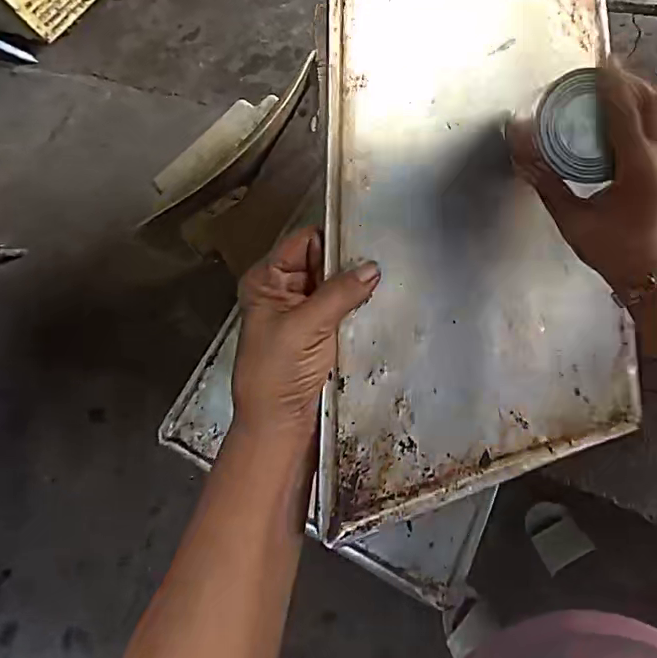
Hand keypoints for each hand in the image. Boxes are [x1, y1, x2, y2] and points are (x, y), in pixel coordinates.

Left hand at [232, 226, 379, 437]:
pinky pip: (347, 301)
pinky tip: (381, 296)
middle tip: (385, 253)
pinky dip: (361, 299)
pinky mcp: (324, 326)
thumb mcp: (305, 327)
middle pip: (324, 257)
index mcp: (267, 280)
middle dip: (350, 258)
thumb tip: (373, 266)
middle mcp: (286, 288)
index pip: (305, 240)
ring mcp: (306, 308)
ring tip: (389, 272)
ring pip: (339, 280)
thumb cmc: (277, 374)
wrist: (279, 424)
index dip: (334, 235)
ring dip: (359, 280)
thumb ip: (339, 293)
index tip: (367, 233)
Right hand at [511, 59, 656, 293]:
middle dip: (628, 79)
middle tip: (603, 68)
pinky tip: (616, 110)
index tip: (599, 61)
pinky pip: (654, 124)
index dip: (612, 83)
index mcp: (637, 167)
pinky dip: (638, 107)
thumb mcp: (573, 219)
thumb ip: (547, 184)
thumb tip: (521, 154)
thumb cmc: (611, 249)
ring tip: (609, 82)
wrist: (647, 270)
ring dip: (636, 91)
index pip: (625, 112)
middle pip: (651, 101)